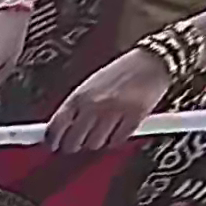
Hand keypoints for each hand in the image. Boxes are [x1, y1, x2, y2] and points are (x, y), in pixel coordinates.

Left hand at [46, 48, 170, 151]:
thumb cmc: (116, 75)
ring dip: (94, 143)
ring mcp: (114, 111)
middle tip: (77, 143)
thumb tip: (56, 133)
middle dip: (73, 145)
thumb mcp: (86, 88)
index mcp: (77, 99)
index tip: (54, 146)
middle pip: (73, 142)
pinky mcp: (135, 116)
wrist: (153, 60)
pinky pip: (117, 140)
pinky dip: (114, 140)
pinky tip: (116, 132)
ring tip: (99, 134)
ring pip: (93, 144)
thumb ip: (72, 109)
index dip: (52, 141)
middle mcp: (93, 106)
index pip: (55, 129)